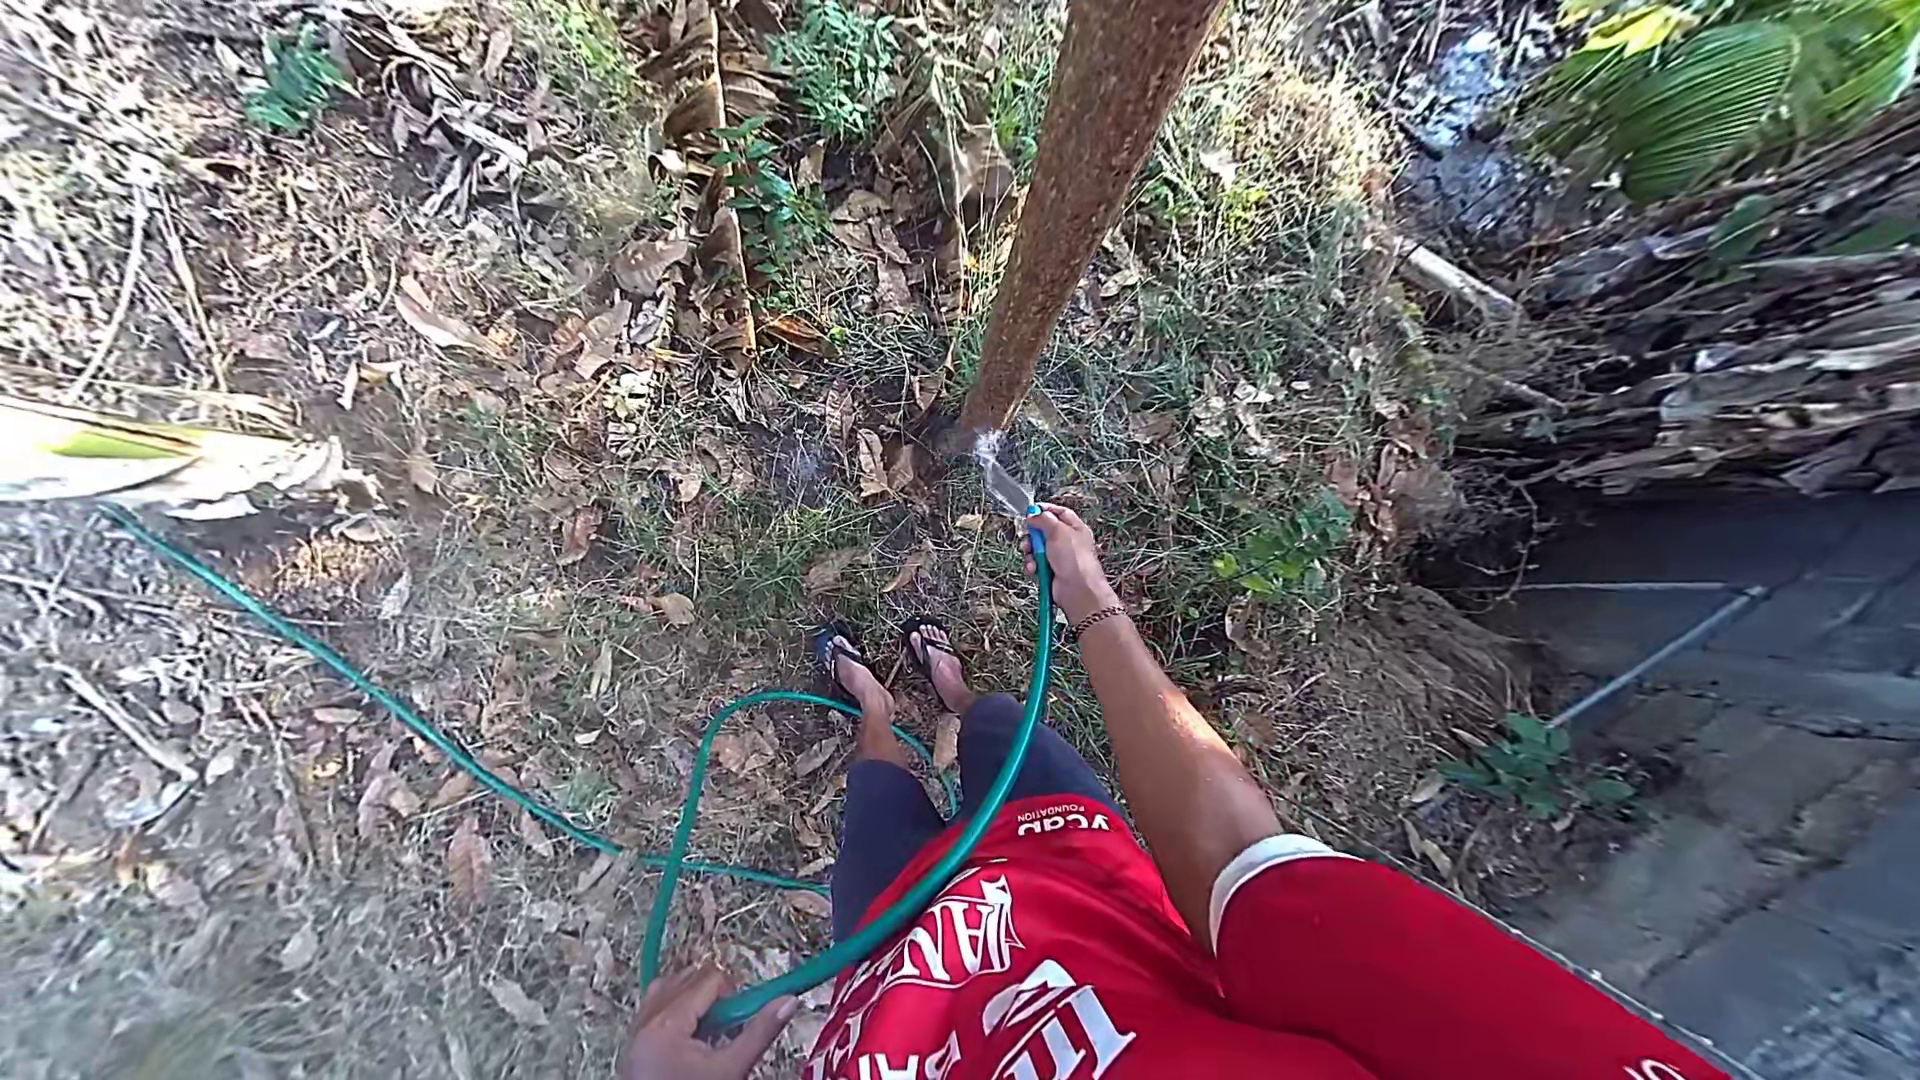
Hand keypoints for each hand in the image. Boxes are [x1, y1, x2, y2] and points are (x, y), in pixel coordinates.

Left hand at [618, 963, 795, 1079]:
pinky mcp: (633, 1045)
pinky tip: (688, 1037)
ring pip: (671, 986)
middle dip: (714, 996)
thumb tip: (790, 1000)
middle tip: (725, 1030)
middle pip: (691, 977)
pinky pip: (655, 1005)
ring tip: (707, 1033)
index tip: (737, 1025)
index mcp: (667, 1024)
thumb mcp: (730, 1072)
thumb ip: (760, 1032)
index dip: (732, 995)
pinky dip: (675, 1008)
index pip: (711, 978)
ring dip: (694, 999)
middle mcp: (646, 1020)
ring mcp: (635, 1033)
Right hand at [1022, 502, 1121, 624]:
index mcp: (1075, 528)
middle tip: (1030, 538)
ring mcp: (1059, 558)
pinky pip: (1035, 564)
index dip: (1045, 510)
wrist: (1077, 589)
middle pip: (1043, 531)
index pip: (1059, 513)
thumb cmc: (1075, 560)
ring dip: (1030, 553)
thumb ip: (1044, 519)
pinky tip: (1034, 569)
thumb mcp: (1058, 531)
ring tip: (1033, 557)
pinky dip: (1032, 566)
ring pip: (1036, 549)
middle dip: (1033, 535)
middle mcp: (1067, 542)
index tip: (1032, 510)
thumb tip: (1034, 515)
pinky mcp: (1050, 571)